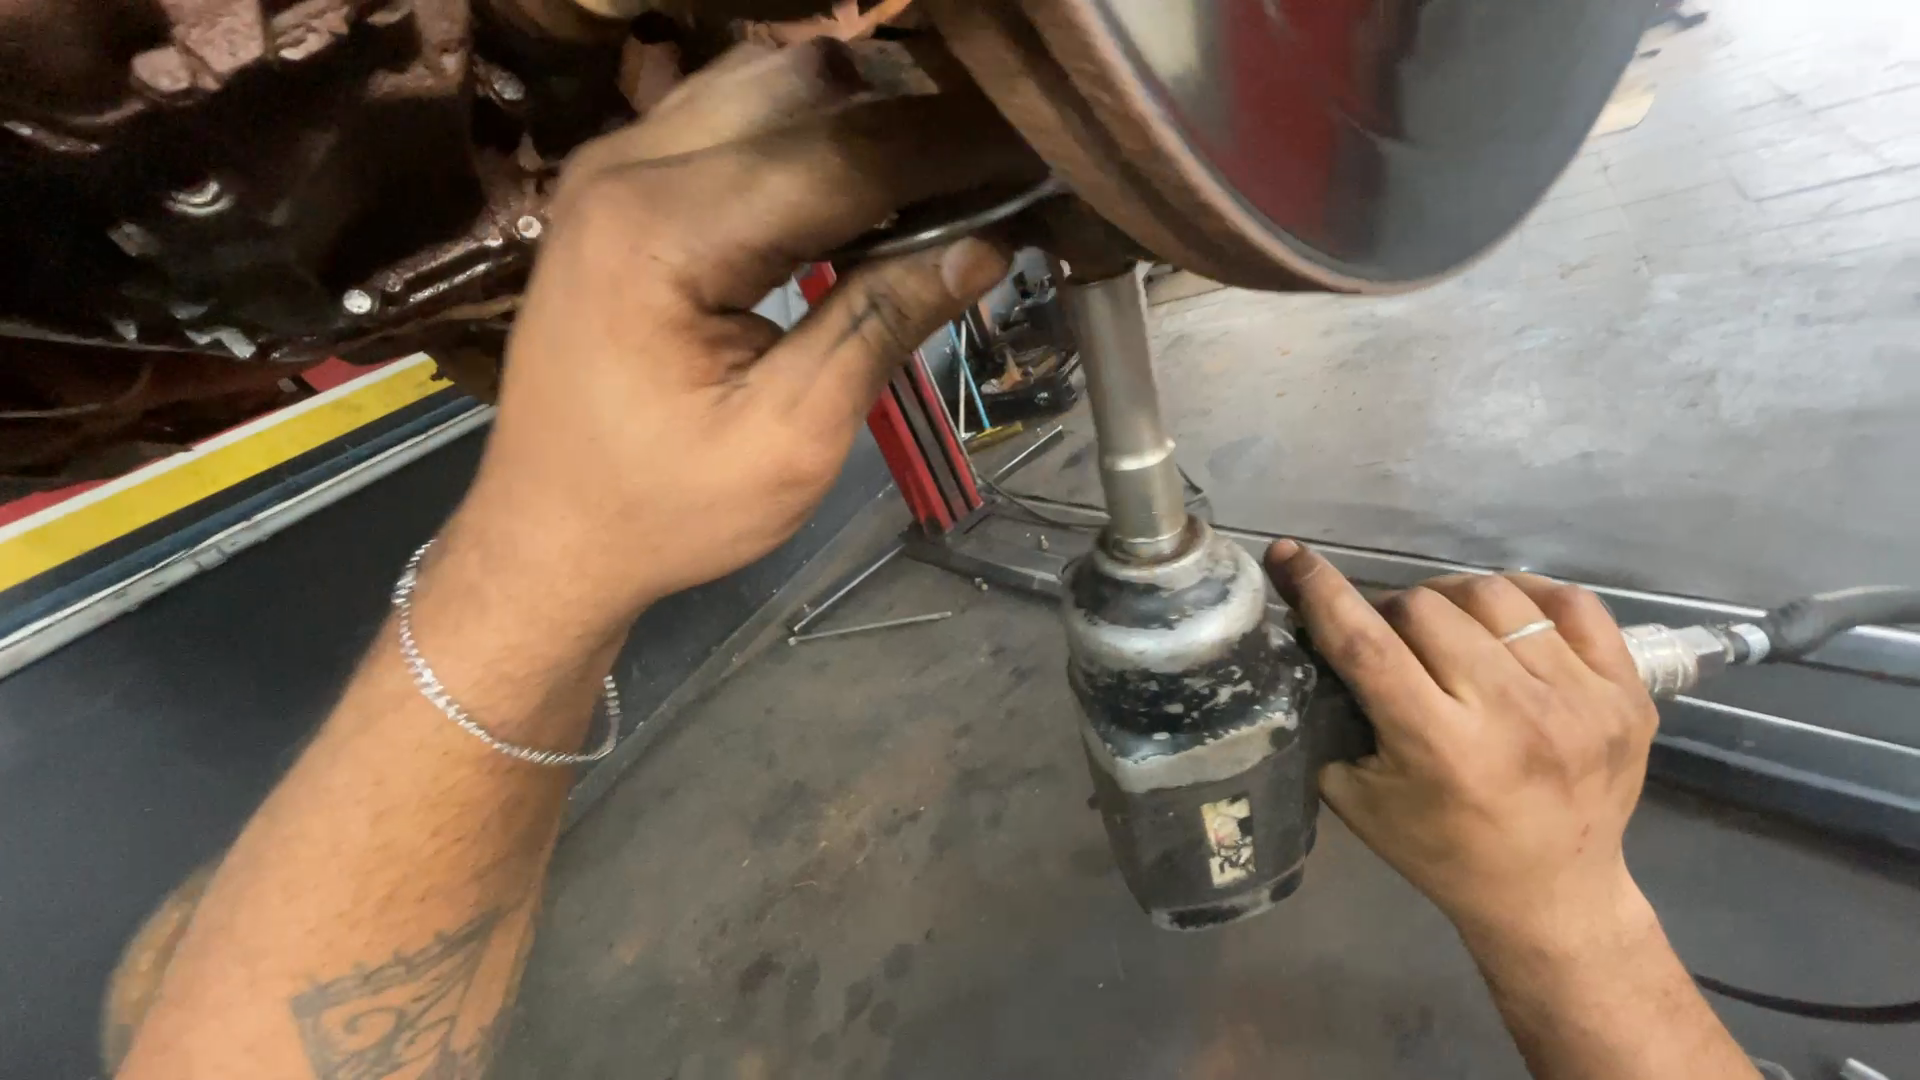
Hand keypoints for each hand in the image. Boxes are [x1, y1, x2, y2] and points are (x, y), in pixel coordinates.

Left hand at [441, 42, 1032, 636]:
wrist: (551, 533)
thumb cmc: (668, 509)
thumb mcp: (791, 439)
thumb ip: (880, 326)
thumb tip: (982, 247)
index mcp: (664, 231)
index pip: (843, 155)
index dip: (950, 151)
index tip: (1033, 155)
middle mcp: (629, 165)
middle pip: (806, 92)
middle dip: (912, 125)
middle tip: (993, 178)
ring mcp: (616, 166)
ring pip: (768, 87)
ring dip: (862, 124)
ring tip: (937, 187)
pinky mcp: (622, 189)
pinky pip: (733, 121)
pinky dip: (810, 140)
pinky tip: (858, 197)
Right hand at [1265, 541, 1659, 947]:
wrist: (1554, 895)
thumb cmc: (1437, 850)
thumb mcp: (1353, 794)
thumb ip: (1328, 720)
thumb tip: (1306, 646)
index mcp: (1440, 747)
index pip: (1366, 644)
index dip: (1320, 590)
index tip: (1288, 554)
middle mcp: (1515, 717)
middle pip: (1424, 606)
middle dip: (1388, 610)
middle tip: (1386, 637)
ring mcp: (1582, 701)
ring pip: (1490, 593)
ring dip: (1447, 601)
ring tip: (1442, 629)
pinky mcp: (1628, 693)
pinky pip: (1570, 601)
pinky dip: (1522, 596)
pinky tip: (1501, 622)